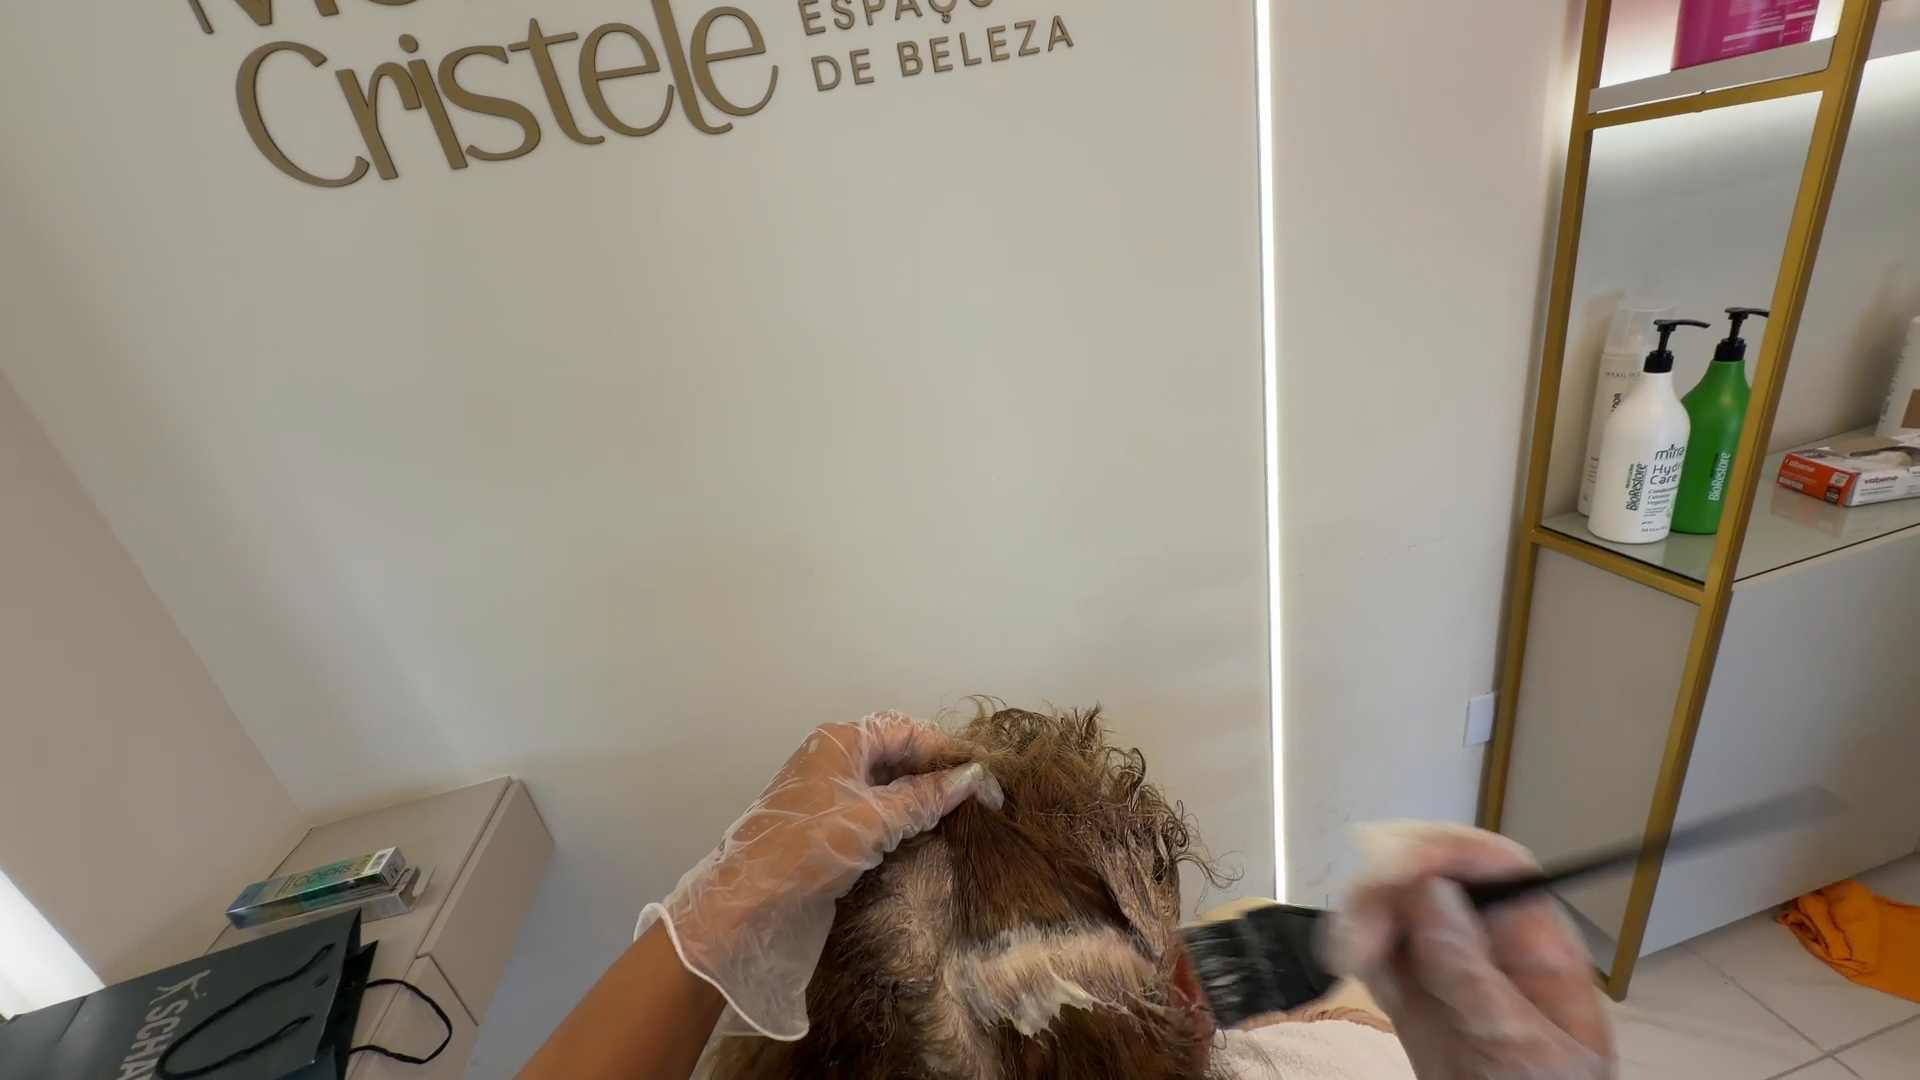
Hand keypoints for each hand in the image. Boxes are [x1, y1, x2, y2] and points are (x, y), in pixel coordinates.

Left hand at [638, 711, 1001, 1040]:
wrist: (746, 904)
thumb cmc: (809, 847)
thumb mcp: (875, 819)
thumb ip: (926, 797)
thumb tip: (974, 778)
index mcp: (842, 740)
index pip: (906, 729)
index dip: (944, 749)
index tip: (980, 775)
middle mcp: (835, 756)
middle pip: (897, 752)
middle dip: (934, 772)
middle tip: (973, 798)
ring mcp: (828, 789)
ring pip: (887, 782)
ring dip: (918, 796)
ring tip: (955, 816)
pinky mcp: (826, 822)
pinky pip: (873, 806)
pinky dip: (899, 816)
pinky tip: (920, 832)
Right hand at [1327, 823, 1612, 1079]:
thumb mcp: (1520, 1052)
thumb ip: (1475, 977)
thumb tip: (1432, 891)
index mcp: (1533, 944)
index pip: (1493, 864)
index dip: (1445, 850)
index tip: (1399, 868)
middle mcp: (1482, 934)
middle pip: (1426, 871)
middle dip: (1385, 890)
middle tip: (1363, 934)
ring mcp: (1438, 951)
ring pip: (1386, 895)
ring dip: (1358, 915)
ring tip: (1351, 958)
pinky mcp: (1401, 972)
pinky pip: (1365, 931)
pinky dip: (1349, 940)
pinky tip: (1353, 967)